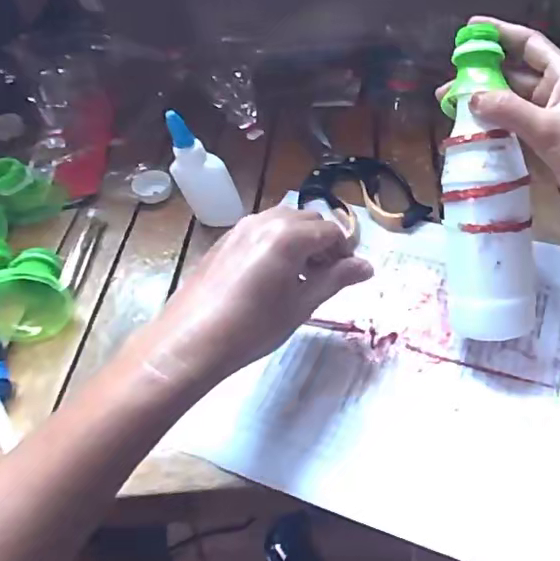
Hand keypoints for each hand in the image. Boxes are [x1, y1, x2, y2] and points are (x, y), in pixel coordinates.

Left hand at [135, 208, 372, 386]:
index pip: (331, 231)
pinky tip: (271, 277)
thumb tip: (367, 266)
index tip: (348, 276)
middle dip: (323, 244)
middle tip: (326, 277)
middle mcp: (265, 220)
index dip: (345, 253)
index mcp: (289, 234)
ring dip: (300, 242)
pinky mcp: (224, 240)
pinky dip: (276, 244)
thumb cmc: (253, 326)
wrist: (193, 340)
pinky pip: (260, 231)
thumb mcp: (301, 304)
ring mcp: (240, 228)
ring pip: (283, 222)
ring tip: (299, 278)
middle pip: (308, 220)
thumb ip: (335, 279)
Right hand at [448, 16, 559, 233]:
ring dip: (483, 104)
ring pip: (510, 104)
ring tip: (450, 107)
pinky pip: (513, 128)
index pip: (529, 44)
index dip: (500, 33)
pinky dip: (493, 128)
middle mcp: (556, 93)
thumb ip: (511, 111)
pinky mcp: (546, 145)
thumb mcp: (553, 129)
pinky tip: (471, 132)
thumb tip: (471, 96)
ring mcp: (551, 120)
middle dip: (481, 75)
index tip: (469, 30)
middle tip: (447, 82)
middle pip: (513, 75)